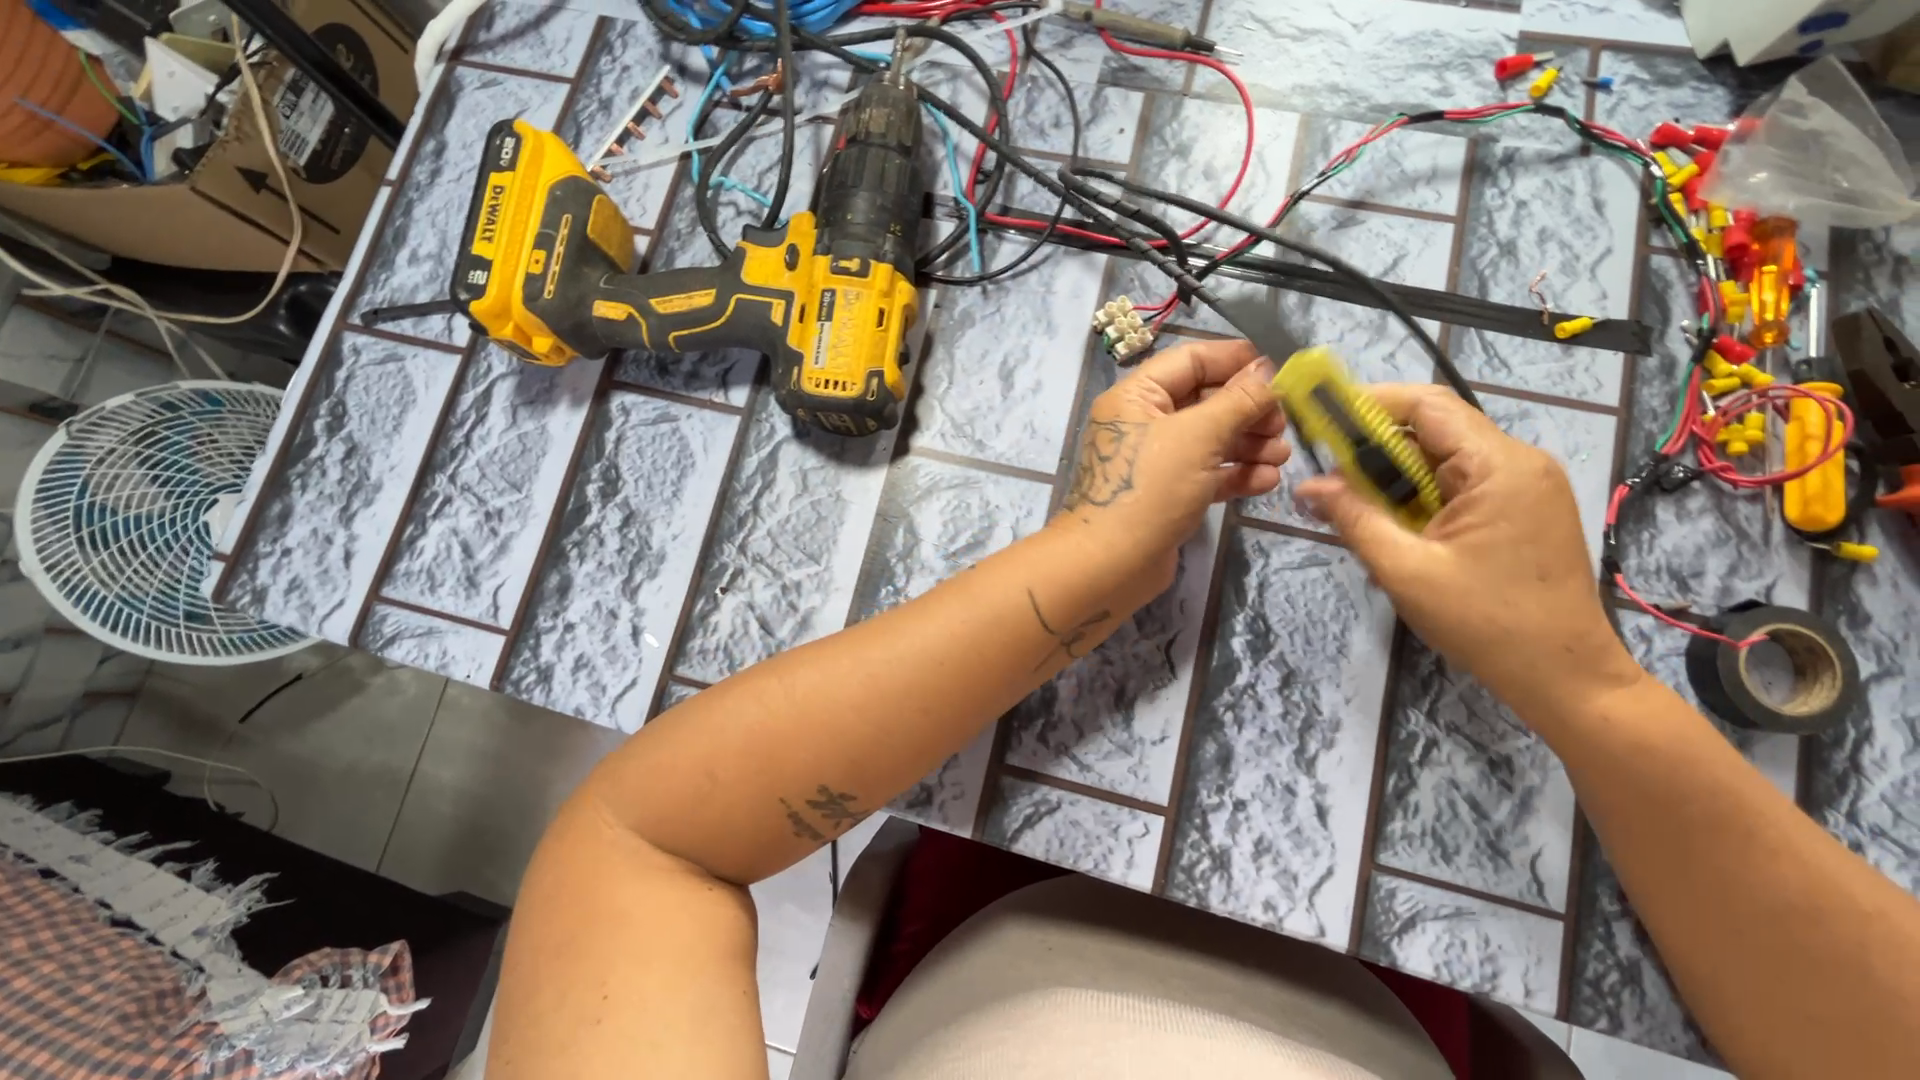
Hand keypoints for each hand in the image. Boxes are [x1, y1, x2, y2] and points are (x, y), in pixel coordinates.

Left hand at [1059, 338, 1289, 591]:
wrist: (1111, 564)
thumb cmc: (1149, 489)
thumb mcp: (1198, 435)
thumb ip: (1237, 400)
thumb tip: (1267, 368)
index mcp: (1137, 396)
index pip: (1191, 361)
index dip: (1236, 360)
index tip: (1279, 370)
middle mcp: (1143, 423)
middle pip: (1206, 400)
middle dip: (1249, 410)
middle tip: (1284, 424)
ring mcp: (1157, 461)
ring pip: (1212, 439)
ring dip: (1250, 443)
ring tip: (1281, 456)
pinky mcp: (1169, 495)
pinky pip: (1209, 474)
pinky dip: (1237, 473)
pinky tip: (1267, 480)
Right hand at [1296, 384, 1641, 719]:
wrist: (1565, 676)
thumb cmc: (1486, 623)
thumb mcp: (1405, 571)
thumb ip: (1354, 519)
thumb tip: (1308, 486)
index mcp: (1498, 467)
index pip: (1428, 406)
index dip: (1370, 403)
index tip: (1322, 418)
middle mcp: (1519, 463)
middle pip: (1435, 431)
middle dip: (1376, 449)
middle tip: (1330, 479)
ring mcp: (1527, 486)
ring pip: (1445, 460)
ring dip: (1396, 478)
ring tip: (1359, 513)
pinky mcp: (1524, 510)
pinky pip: (1461, 484)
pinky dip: (1422, 497)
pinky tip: (1398, 530)